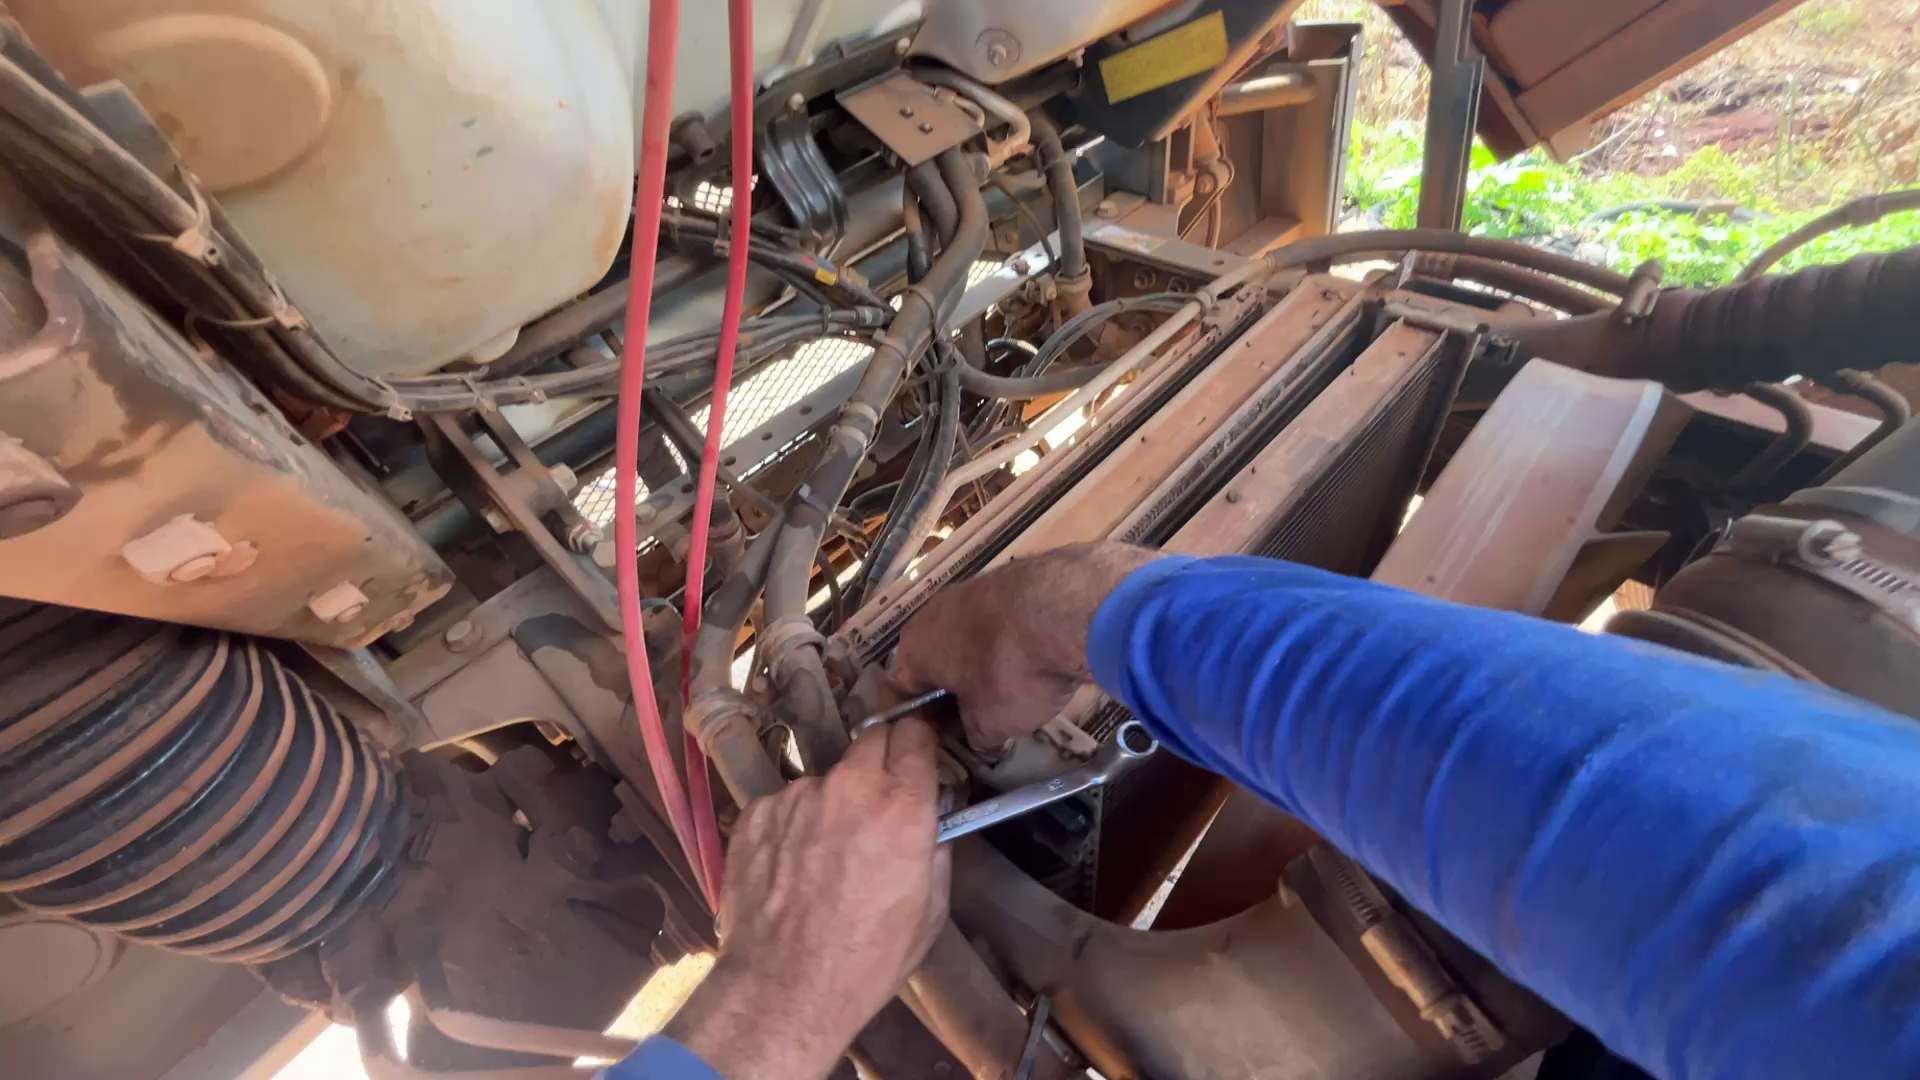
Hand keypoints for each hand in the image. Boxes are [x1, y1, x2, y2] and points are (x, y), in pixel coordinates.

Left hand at [664, 718, 948, 1079]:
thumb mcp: (931, 907)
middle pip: (872, 738)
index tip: (918, 752)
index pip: (916, 732)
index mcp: (902, 803)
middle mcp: (850, 785)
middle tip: (879, 796)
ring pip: (827, 776)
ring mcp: (798, 794)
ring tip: (825, 851)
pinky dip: (794, 823)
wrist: (783, 990)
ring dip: (835, 798)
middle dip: (881, 757)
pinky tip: (792, 864)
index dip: (919, 739)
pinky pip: (786, 802)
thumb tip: (931, 817)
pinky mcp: (758, 811)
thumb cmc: (869, 956)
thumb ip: (935, 846)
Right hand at [895, 541, 1161, 747]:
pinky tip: (1043, 652)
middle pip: (943, 655)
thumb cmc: (1011, 672)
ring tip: (1023, 681)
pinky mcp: (1011, 574)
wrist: (1065, 607)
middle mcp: (935, 609)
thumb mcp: (990, 723)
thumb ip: (976, 732)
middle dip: (963, 682)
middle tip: (990, 710)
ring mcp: (973, 586)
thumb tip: (980, 735)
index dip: (931, 715)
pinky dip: (1018, 632)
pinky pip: (1007, 615)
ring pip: (975, 632)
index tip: (956, 733)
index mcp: (915, 645)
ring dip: (991, 655)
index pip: (911, 688)